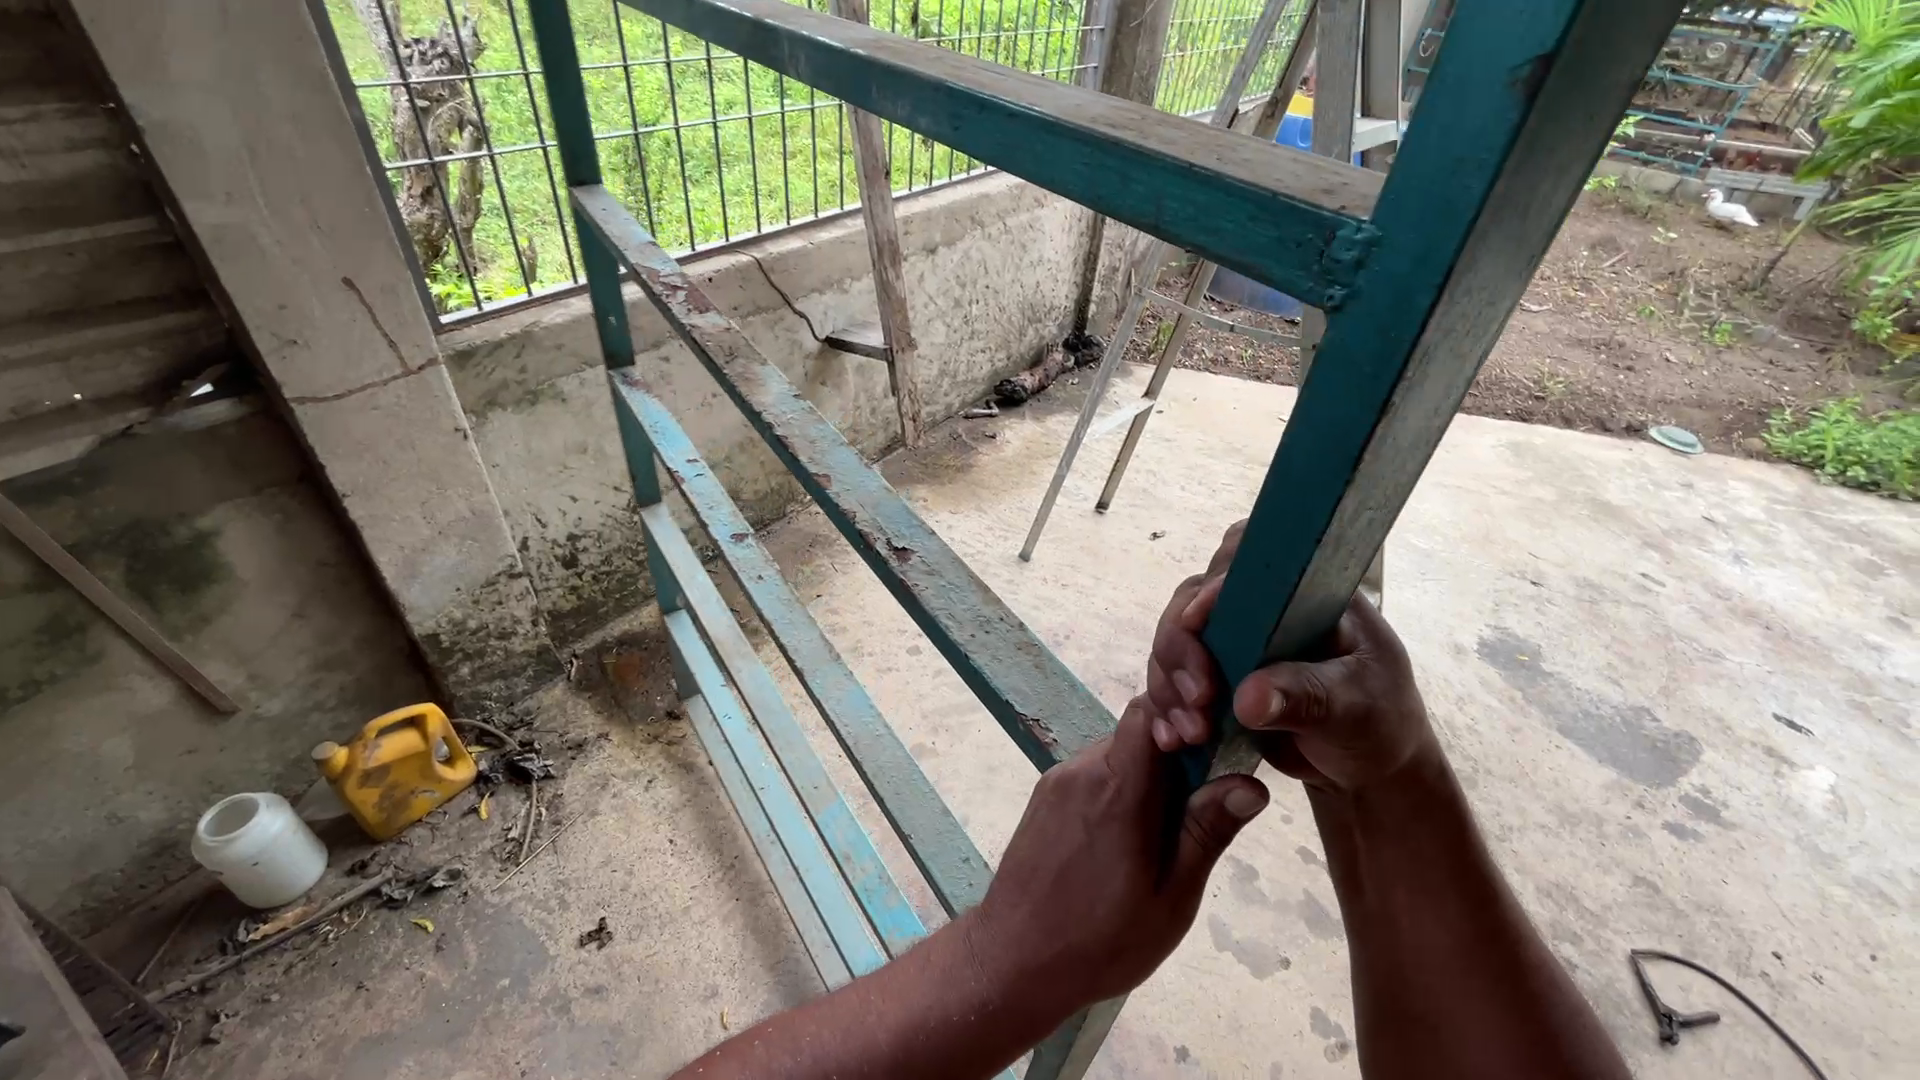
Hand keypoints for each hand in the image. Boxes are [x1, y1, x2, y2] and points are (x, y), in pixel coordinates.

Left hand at [963, 696, 1268, 1017]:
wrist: (1014, 960)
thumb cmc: (1101, 938)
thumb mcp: (1171, 896)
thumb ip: (1206, 831)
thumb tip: (1252, 783)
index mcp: (1118, 786)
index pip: (1149, 710)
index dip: (1185, 714)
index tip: (1215, 744)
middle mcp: (1082, 769)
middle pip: (1137, 733)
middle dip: (1175, 755)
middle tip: (1201, 804)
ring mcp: (1057, 781)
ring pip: (1115, 754)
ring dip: (1146, 777)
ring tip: (1164, 833)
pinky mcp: (1043, 798)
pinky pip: (1092, 775)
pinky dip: (1118, 789)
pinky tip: (1126, 840)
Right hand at [1146, 520, 1437, 792]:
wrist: (1368, 769)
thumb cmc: (1378, 722)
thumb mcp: (1353, 709)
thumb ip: (1305, 698)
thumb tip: (1247, 699)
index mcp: (1302, 592)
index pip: (1244, 561)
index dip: (1213, 586)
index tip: (1196, 625)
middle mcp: (1258, 607)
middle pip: (1192, 599)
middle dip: (1181, 647)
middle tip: (1197, 698)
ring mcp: (1231, 641)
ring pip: (1174, 640)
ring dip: (1169, 682)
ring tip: (1190, 732)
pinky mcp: (1213, 676)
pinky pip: (1171, 678)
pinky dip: (1165, 705)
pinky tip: (1171, 738)